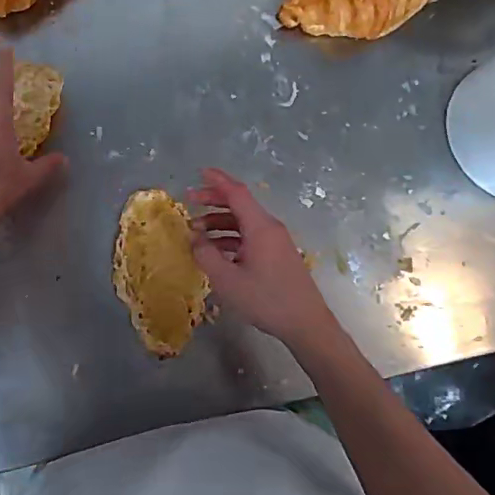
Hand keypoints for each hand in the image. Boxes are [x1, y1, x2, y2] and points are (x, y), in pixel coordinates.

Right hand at [189, 167, 338, 347]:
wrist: (305, 323)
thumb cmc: (265, 299)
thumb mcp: (226, 279)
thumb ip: (206, 254)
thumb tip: (194, 237)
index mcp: (260, 228)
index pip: (237, 194)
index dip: (218, 181)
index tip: (200, 172)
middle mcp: (270, 229)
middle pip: (240, 205)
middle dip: (214, 200)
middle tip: (190, 200)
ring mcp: (275, 243)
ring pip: (243, 223)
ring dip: (218, 222)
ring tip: (195, 232)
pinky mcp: (276, 256)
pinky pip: (249, 237)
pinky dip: (229, 237)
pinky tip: (214, 250)